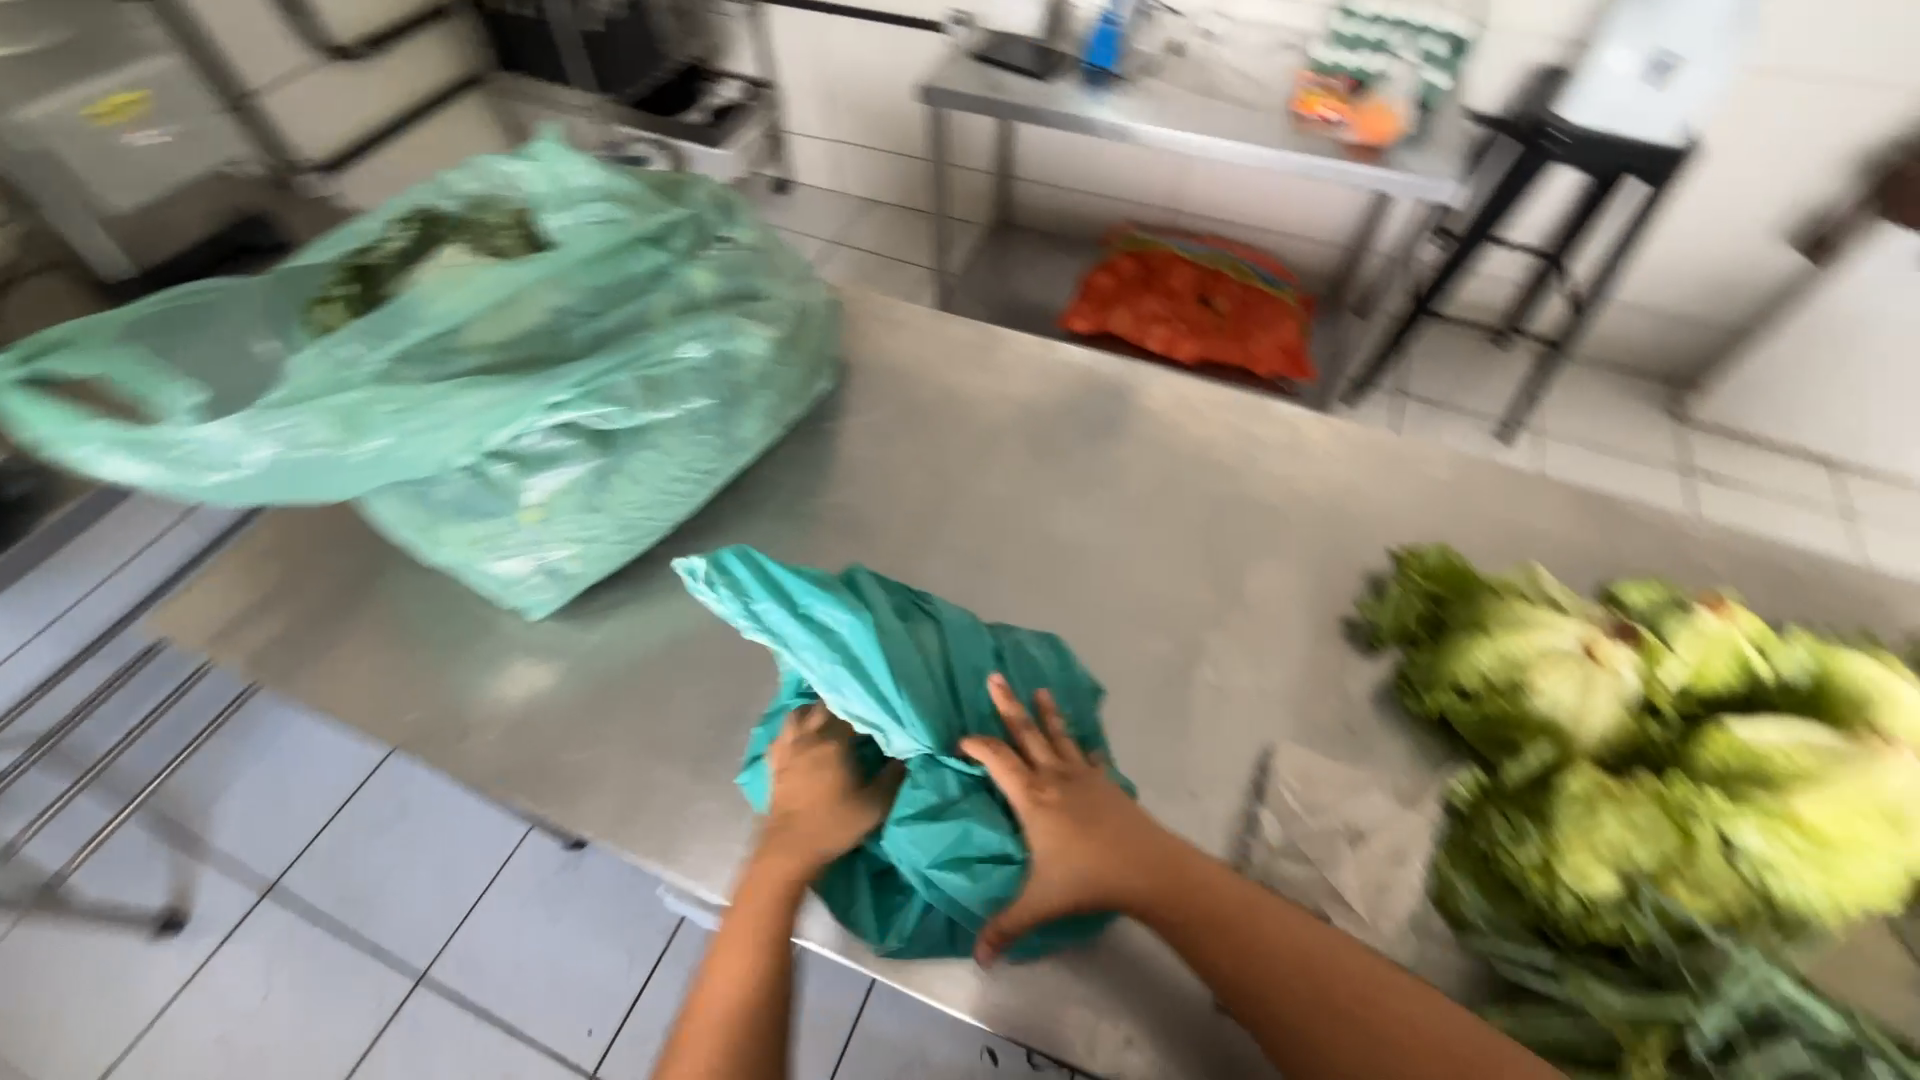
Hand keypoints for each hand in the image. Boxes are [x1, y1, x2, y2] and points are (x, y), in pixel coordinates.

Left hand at [756, 704, 903, 878]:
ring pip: (800, 712)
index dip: (868, 710)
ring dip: (816, 711)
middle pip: (824, 705)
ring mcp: (788, 747)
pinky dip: (795, 728)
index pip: (853, 711)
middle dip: (842, 705)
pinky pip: (783, 732)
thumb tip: (906, 756)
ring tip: (830, 719)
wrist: (791, 848)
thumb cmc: (835, 825)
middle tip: (859, 715)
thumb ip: (893, 777)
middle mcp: (809, 736)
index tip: (881, 715)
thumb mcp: (875, 805)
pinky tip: (803, 737)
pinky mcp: (774, 761)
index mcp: (834, 742)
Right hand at [960, 674, 1182, 965]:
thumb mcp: (1040, 903)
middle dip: (1007, 705)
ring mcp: (1083, 775)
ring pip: (1058, 736)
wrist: (1147, 867)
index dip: (976, 745)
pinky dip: (1083, 745)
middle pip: (1025, 732)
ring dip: (1046, 713)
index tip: (960, 738)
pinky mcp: (1106, 782)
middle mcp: (1053, 776)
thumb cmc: (1087, 878)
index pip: (996, 759)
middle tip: (995, 676)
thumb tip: (979, 959)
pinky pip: (1090, 756)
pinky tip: (1084, 742)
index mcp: (1031, 796)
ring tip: (1040, 690)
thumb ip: (1006, 927)